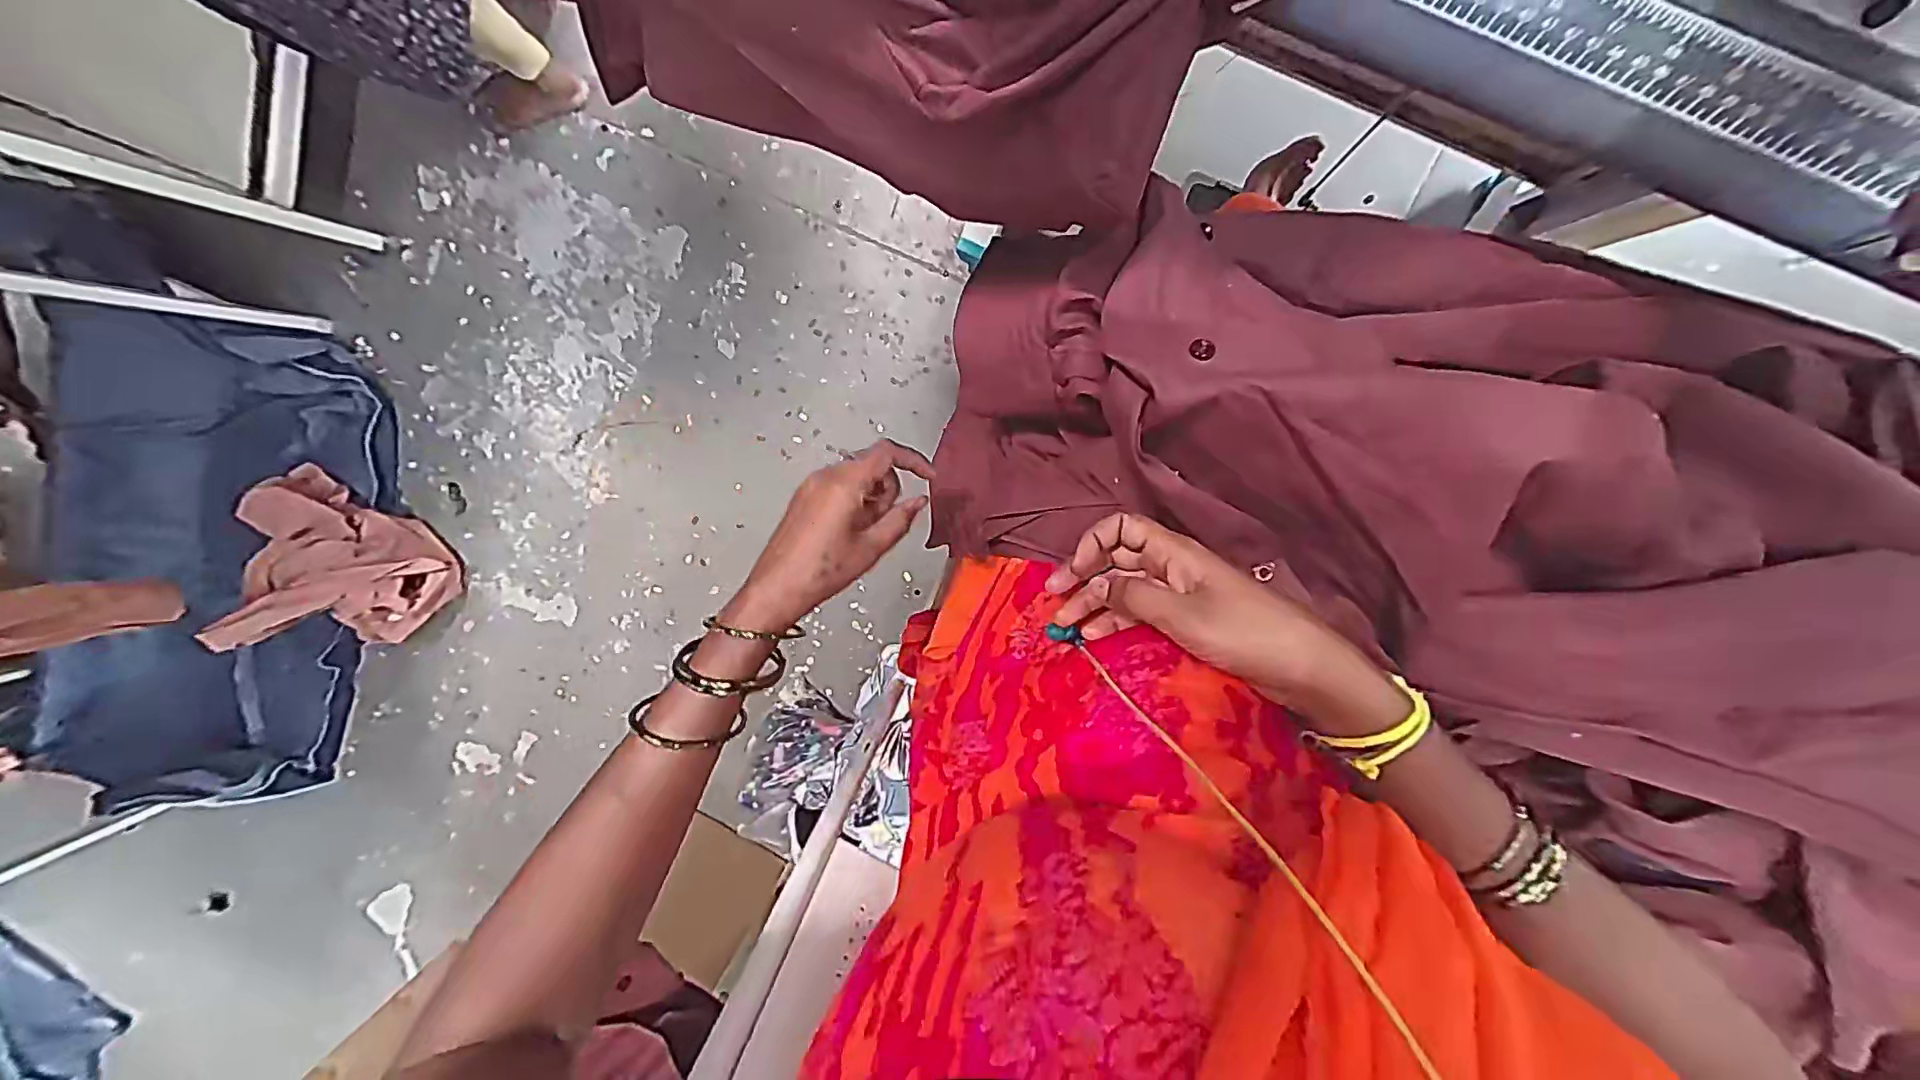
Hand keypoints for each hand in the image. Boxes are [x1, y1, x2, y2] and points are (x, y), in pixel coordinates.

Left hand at [722, 440, 934, 632]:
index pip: (887, 452)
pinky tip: (849, 532)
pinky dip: (854, 502)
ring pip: (857, 476)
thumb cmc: (818, 572)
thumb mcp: (872, 546)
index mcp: (844, 483)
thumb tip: (918, 502)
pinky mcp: (805, 496)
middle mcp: (826, 476)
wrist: (778, 587)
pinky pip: (840, 487)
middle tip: (884, 523)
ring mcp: (812, 485)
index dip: (914, 461)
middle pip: (873, 464)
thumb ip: (901, 518)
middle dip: (888, 490)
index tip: (928, 475)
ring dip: (871, 498)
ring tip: (862, 534)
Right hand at [1044, 514, 1409, 736]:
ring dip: (1094, 604)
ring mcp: (1177, 595)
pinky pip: (1139, 614)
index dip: (1091, 545)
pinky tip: (1094, 637)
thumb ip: (1134, 596)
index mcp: (1174, 553)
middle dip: (1082, 579)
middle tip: (1054, 604)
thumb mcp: (1182, 614)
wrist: (1302, 666)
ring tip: (1067, 628)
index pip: (1121, 529)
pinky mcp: (1184, 621)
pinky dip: (1115, 622)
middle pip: (1116, 561)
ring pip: (1124, 590)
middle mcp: (1172, 568)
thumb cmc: (1244, 632)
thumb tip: (1096, 583)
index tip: (1073, 575)